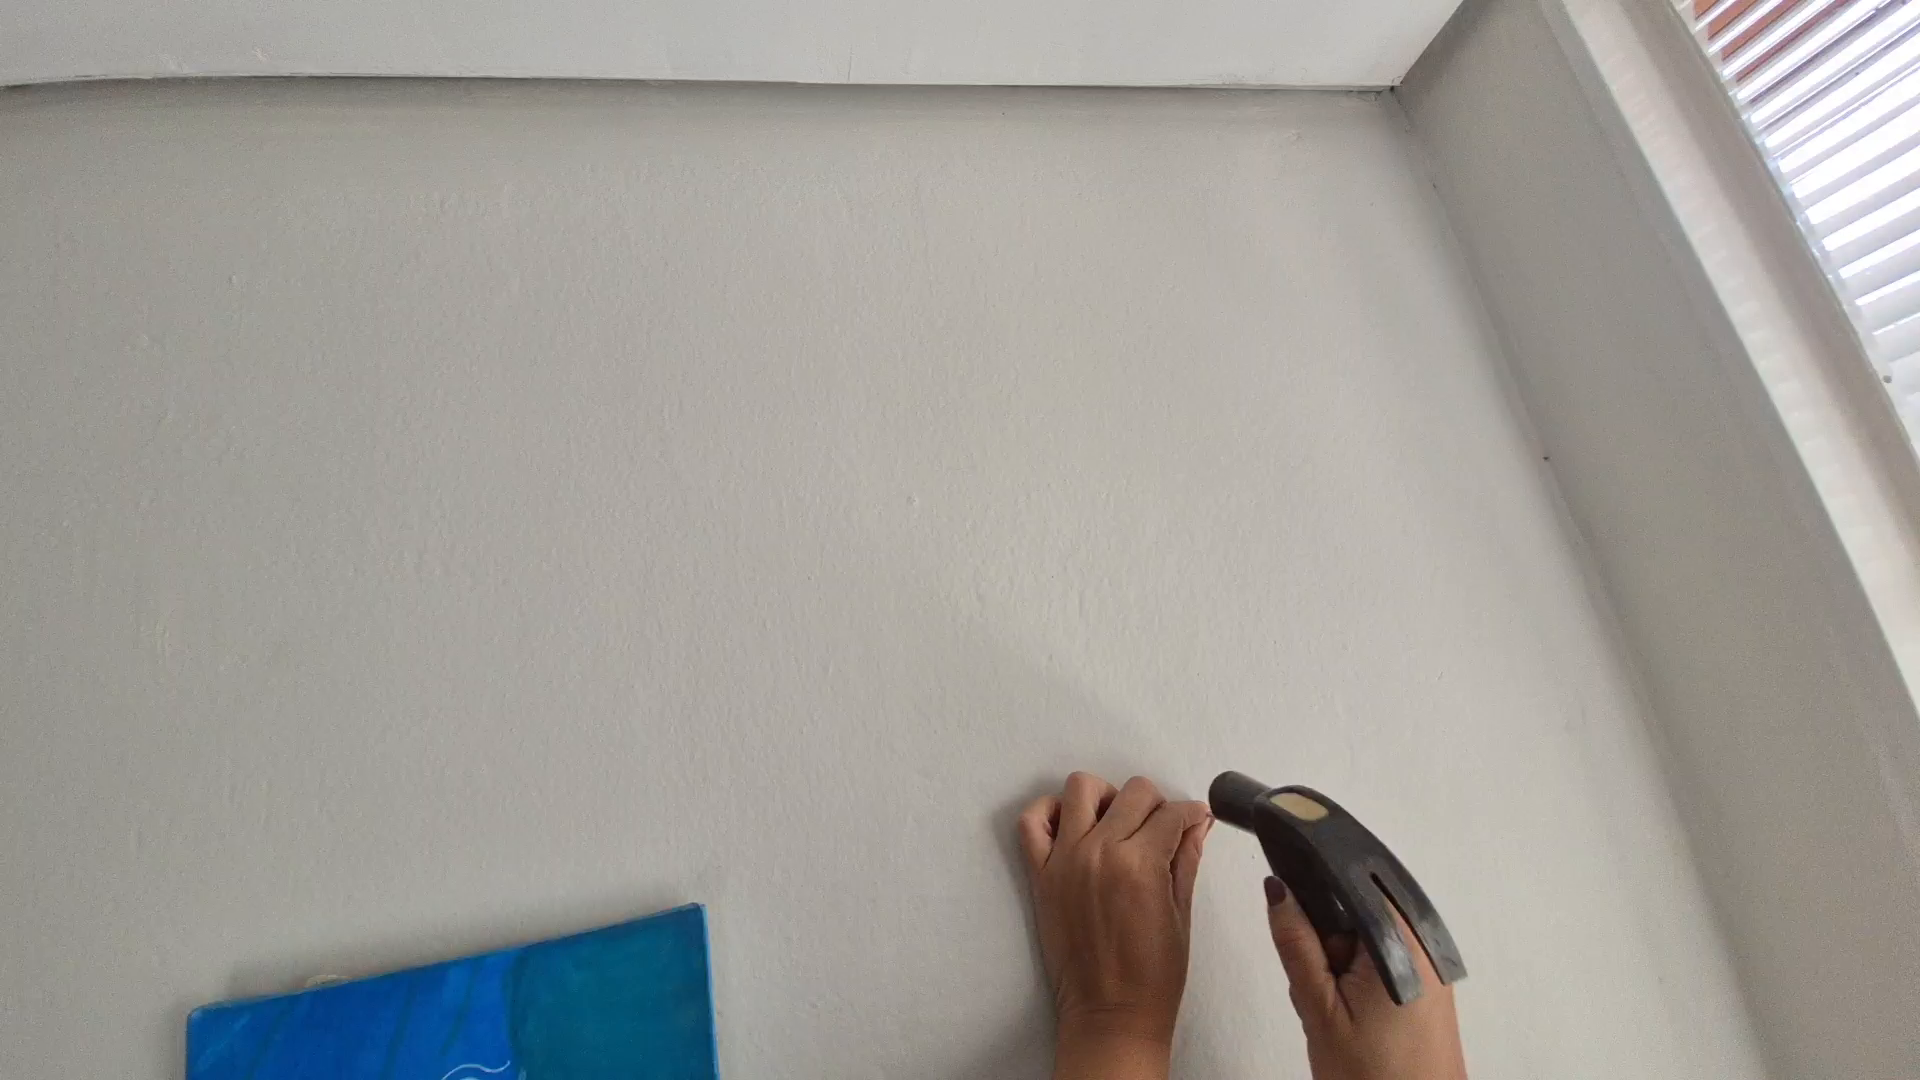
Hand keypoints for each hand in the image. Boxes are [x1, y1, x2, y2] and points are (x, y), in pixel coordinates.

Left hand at [1017, 773, 1212, 1079]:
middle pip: (1133, 792)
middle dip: (1155, 803)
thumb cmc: (1153, 977)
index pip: (1171, 813)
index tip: (1193, 819)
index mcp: (1140, 864)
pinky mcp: (1040, 872)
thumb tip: (1198, 822)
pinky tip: (1070, 826)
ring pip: (1080, 787)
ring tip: (1115, 822)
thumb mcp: (1181, 915)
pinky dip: (1049, 812)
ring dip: (1105, 797)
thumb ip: (1186, 860)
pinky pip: (1031, 821)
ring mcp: (1065, 857)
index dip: (1189, 814)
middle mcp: (1100, 850)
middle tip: (1160, 826)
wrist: (1109, 1016)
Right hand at [1266, 877, 1468, 1079]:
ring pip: (1363, 935)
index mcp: (1403, 944)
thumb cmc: (1370, 1079)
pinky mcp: (1428, 995)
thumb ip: (1295, 941)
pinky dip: (1353, 975)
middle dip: (1323, 933)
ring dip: (1336, 959)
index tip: (1285, 903)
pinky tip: (1345, 1013)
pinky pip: (1378, 959)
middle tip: (1311, 982)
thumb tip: (1277, 886)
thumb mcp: (1319, 1008)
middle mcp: (1425, 948)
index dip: (1314, 881)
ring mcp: (1430, 973)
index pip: (1352, 880)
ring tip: (1328, 1008)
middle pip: (1356, 908)